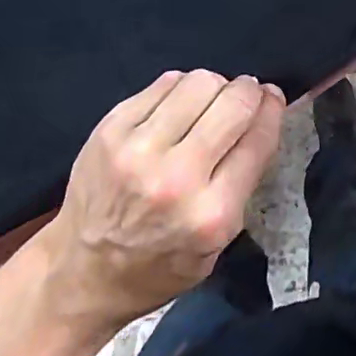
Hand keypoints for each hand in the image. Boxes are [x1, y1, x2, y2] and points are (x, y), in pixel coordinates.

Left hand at [38, 70, 284, 331]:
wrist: (82, 273)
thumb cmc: (160, 263)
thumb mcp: (218, 243)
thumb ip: (244, 179)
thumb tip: (265, 110)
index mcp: (211, 215)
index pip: (258, 137)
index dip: (272, 108)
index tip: (273, 97)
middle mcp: (176, 179)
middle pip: (233, 102)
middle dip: (248, 90)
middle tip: (244, 94)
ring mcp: (138, 151)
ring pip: (200, 81)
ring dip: (214, 86)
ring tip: (208, 101)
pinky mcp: (111, 130)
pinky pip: (164, 82)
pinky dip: (180, 87)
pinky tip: (177, 105)